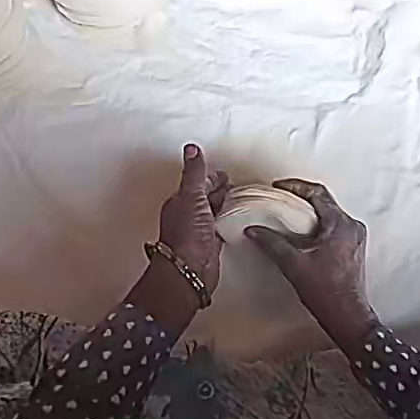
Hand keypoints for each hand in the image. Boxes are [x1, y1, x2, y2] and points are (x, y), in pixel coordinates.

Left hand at [157, 144, 229, 293]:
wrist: (190, 269)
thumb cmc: (186, 236)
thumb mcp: (191, 196)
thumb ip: (194, 173)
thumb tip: (191, 149)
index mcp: (181, 201)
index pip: (198, 183)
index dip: (211, 178)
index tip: (223, 174)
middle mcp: (189, 215)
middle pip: (206, 197)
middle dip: (218, 190)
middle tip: (231, 184)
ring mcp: (199, 230)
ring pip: (213, 212)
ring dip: (224, 205)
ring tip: (238, 199)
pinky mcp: (211, 244)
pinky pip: (220, 227)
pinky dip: (227, 221)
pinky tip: (235, 220)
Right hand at [244, 180, 377, 351]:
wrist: (347, 316)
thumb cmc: (325, 291)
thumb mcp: (293, 264)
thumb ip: (272, 243)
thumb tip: (253, 229)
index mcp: (340, 225)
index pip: (318, 194)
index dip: (296, 186)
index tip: (278, 187)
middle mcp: (351, 226)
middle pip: (325, 201)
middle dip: (301, 197)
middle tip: (280, 198)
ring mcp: (355, 237)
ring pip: (330, 214)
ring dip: (309, 211)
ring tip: (287, 213)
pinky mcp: (353, 247)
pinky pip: (334, 226)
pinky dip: (317, 223)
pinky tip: (301, 232)